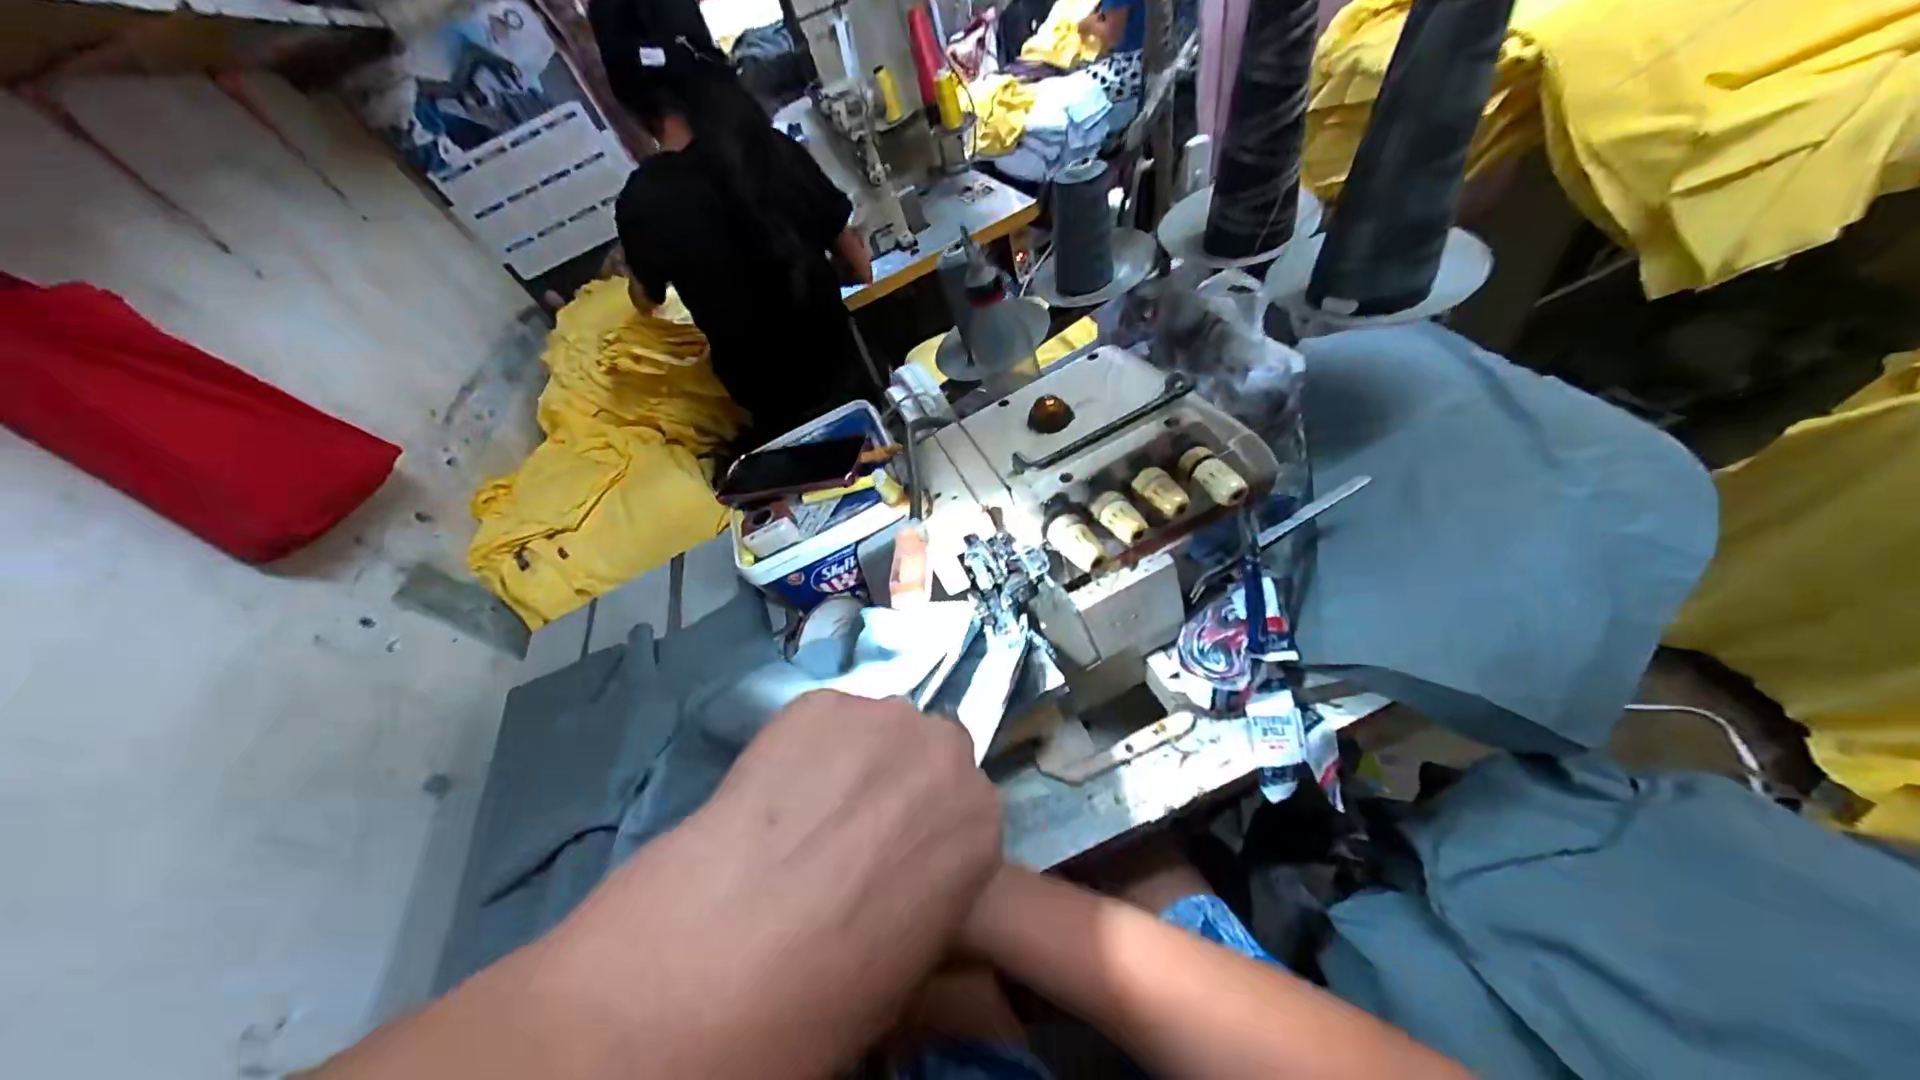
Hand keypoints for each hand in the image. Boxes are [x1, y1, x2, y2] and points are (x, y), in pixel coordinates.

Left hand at [543, 690, 1002, 1077]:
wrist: (733, 950)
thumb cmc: (833, 984)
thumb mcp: (913, 966)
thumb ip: (935, 898)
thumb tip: (913, 886)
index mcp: (982, 820)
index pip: (962, 806)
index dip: (920, 831)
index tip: (887, 853)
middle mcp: (945, 753)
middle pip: (927, 752)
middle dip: (898, 782)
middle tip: (844, 827)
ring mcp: (882, 717)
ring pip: (876, 729)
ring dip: (852, 757)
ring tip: (798, 806)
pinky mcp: (820, 700)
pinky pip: (825, 718)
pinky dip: (804, 744)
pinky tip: (768, 790)